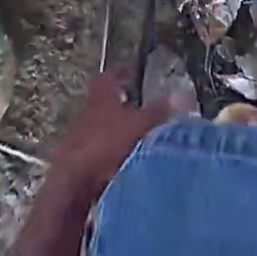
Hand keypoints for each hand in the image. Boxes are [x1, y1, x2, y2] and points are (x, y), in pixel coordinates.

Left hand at [43, 66, 172, 202]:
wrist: (73, 184)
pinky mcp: (81, 164)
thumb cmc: (105, 143)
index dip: (123, 72)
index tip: (135, 71)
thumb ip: (158, 110)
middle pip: (106, 103)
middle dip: (124, 105)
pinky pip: (102, 154)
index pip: (110, 76)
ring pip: (105, 129)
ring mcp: (82, 139)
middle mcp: (88, 113)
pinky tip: (130, 165)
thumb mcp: (138, 124)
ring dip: (121, 133)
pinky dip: (115, 156)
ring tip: (143, 140)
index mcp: (101, 96)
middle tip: (144, 108)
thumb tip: (182, 96)